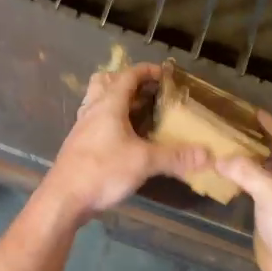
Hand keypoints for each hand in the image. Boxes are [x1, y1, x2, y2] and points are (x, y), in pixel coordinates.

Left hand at [42, 64, 209, 216]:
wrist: (63, 199)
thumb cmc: (102, 171)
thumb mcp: (144, 162)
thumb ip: (175, 157)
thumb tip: (208, 154)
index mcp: (108, 105)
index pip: (127, 76)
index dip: (146, 70)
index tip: (164, 73)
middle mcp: (92, 110)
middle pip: (105, 83)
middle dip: (126, 81)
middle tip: (147, 92)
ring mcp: (82, 128)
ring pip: (97, 102)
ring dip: (116, 101)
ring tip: (138, 114)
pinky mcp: (78, 146)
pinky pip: (95, 122)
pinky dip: (110, 122)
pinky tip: (123, 139)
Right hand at [214, 112, 271, 270]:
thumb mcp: (271, 192)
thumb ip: (246, 170)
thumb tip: (220, 158)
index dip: (269, 123)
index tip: (250, 110)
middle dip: (252, 139)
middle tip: (225, 127)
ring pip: (261, 172)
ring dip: (244, 161)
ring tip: (219, 148)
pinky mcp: (271, 216)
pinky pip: (254, 191)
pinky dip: (240, 181)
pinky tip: (223, 178)